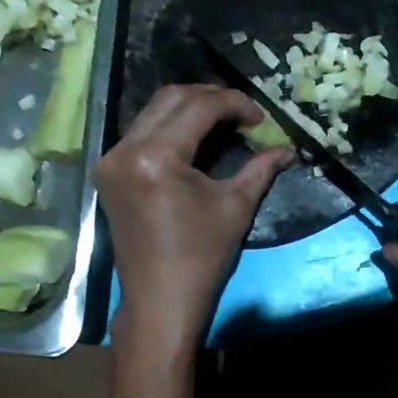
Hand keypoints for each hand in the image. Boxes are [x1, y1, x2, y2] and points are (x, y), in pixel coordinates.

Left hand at [98, 85, 293, 344]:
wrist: (159, 299)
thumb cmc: (201, 257)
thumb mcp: (235, 207)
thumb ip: (260, 168)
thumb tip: (288, 148)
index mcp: (156, 157)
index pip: (198, 107)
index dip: (234, 103)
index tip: (260, 117)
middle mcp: (125, 150)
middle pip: (170, 98)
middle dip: (210, 98)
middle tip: (241, 113)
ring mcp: (111, 160)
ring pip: (152, 111)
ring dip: (188, 109)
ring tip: (221, 121)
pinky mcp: (108, 172)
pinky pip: (140, 132)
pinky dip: (168, 127)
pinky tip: (193, 138)